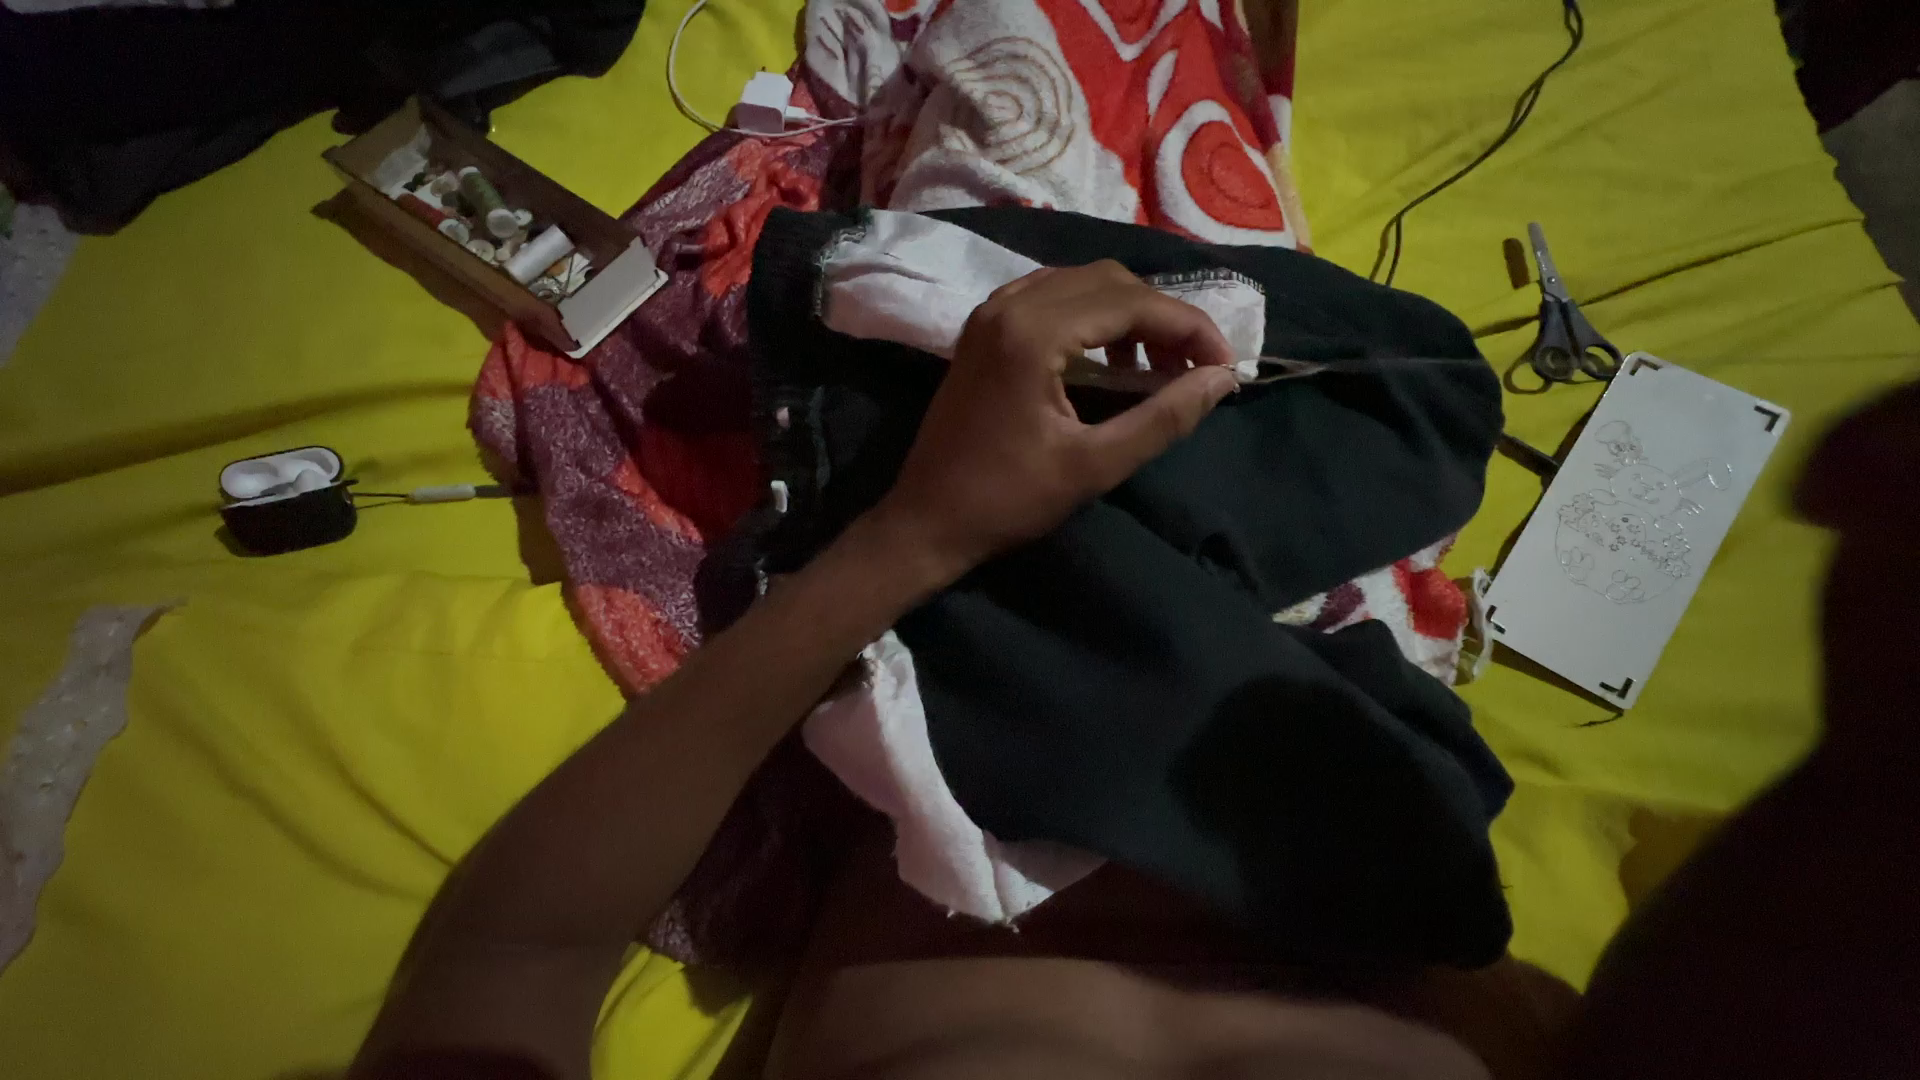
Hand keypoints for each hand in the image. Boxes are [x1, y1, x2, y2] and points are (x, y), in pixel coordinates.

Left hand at [868, 260, 1239, 582]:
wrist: (928, 520)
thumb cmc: (1007, 501)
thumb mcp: (1093, 466)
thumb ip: (1163, 418)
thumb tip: (1221, 380)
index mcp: (1033, 333)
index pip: (1132, 304)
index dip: (1190, 328)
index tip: (1224, 366)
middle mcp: (1009, 305)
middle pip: (1109, 282)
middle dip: (1161, 319)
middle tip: (1190, 370)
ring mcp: (990, 313)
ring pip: (1079, 284)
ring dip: (1126, 316)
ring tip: (1152, 369)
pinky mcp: (982, 329)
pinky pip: (1050, 298)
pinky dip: (1088, 317)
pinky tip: (1104, 358)